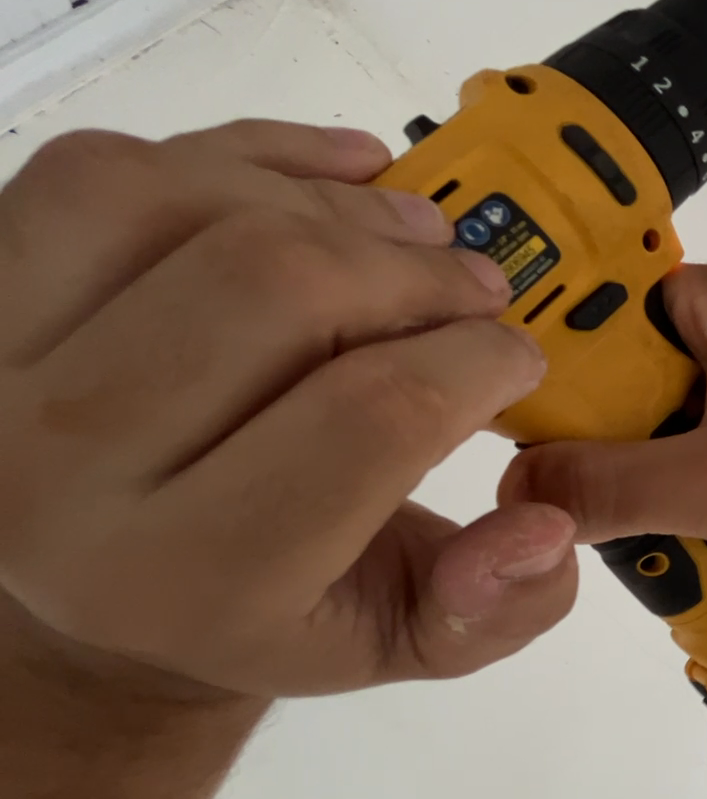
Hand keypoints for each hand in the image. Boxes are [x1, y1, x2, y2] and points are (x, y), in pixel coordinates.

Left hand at [0, 121, 577, 699]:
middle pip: (278, 289)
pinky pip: (108, 174)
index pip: (373, 416)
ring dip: (341, 207)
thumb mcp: (419, 645)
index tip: (522, 358)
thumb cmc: (288, 616)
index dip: (478, 362)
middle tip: (483, 291)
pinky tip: (338, 178)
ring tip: (419, 236)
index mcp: (205, 571)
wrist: (109, 600)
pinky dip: (248, 153)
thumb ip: (502, 608)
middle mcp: (63, 468)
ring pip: (184, 207)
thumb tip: (550, 524)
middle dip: (421, 275)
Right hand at [501, 262, 706, 574]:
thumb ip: (610, 485)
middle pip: (644, 372)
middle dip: (627, 444)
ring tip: (683, 523)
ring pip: (688, 410)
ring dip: (674, 469)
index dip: (566, 385)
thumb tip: (514, 484)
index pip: (604, 318)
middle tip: (620, 507)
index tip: (548, 453)